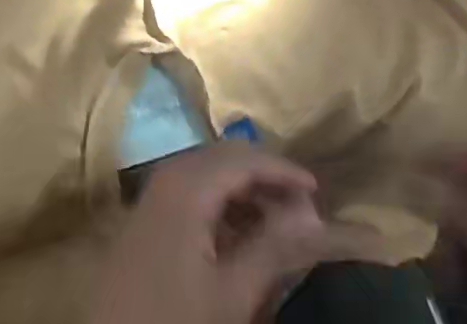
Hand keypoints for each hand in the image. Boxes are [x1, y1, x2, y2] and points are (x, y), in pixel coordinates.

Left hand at [90, 143, 336, 323]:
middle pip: (227, 158)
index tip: (317, 190)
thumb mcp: (231, 293)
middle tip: (302, 205)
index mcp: (188, 183)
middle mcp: (170, 174)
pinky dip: (224, 203)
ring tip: (280, 220)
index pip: (246, 159)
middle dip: (267, 176)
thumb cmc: (175, 320)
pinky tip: (243, 232)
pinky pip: (194, 190)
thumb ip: (273, 248)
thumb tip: (312, 217)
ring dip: (247, 189)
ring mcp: (155, 194)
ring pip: (210, 172)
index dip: (284, 170)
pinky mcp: (149, 215)